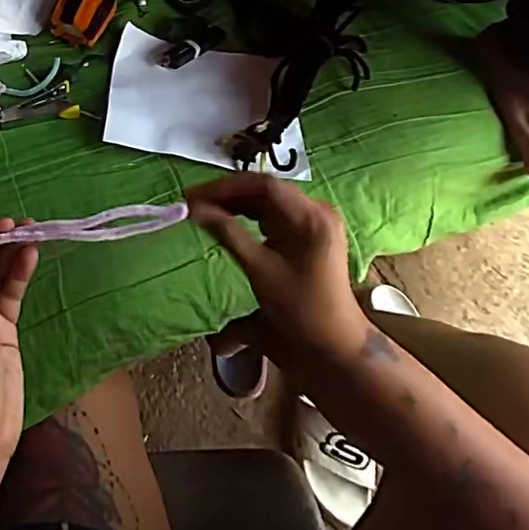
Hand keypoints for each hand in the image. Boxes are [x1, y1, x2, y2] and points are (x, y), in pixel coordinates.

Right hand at [186, 174, 368, 359]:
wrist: (334, 344)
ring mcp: (316, 220)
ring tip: (205, 207)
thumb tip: (196, 209)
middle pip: (267, 189)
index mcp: (312, 216)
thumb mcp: (259, 269)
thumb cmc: (299, 309)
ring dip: (238, 202)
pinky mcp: (310, 232)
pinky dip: (251, 214)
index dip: (227, 186)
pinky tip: (227, 218)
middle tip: (194, 200)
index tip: (196, 194)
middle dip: (229, 193)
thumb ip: (228, 233)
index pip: (265, 185)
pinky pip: (276, 213)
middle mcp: (318, 210)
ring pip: (270, 200)